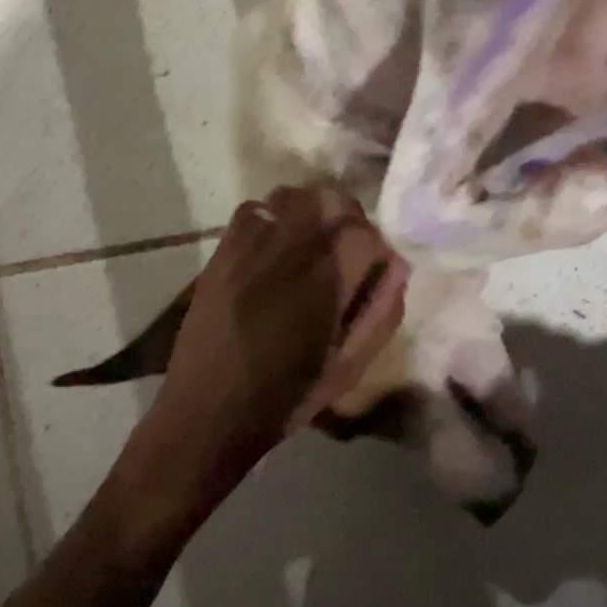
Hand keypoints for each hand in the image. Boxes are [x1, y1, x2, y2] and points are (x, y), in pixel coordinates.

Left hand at [149, 185, 409, 462]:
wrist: (208, 411)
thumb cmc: (287, 396)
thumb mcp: (350, 366)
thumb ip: (382, 311)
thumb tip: (398, 266)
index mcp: (327, 282)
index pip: (366, 233)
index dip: (375, 249)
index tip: (371, 270)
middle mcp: (291, 250)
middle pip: (332, 199)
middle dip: (348, 219)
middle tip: (346, 251)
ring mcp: (252, 244)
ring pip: (295, 196)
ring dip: (312, 212)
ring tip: (312, 243)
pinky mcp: (224, 249)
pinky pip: (256, 209)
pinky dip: (273, 218)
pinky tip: (274, 248)